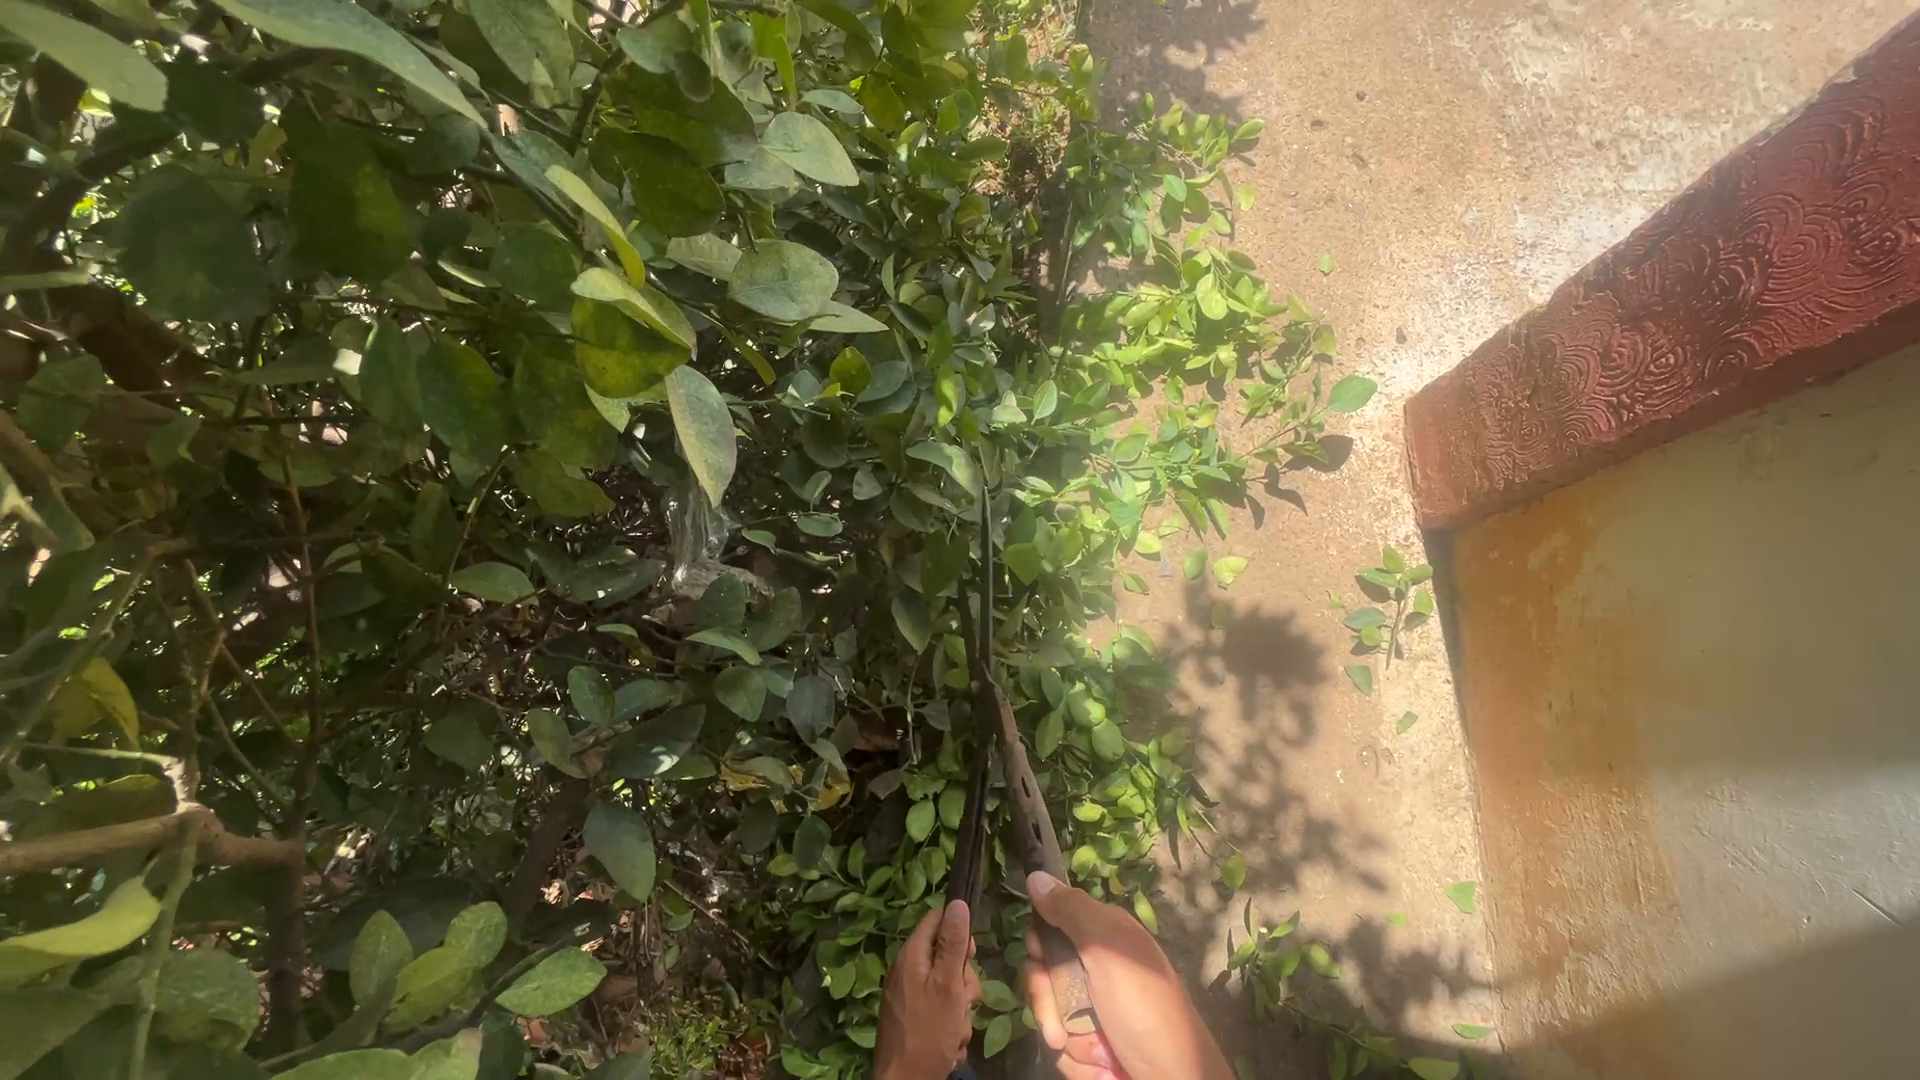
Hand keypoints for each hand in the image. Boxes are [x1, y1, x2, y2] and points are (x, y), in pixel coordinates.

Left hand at [874, 899, 981, 1079]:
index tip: (971, 954)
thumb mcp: (947, 985)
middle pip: (946, 957)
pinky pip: (940, 1010)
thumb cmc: (928, 1032)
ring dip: (959, 1010)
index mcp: (912, 955)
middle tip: (964, 1002)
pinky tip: (949, 1043)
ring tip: (955, 1030)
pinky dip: (949, 1026)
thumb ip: (953, 944)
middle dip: (963, 981)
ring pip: (947, 988)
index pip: (937, 919)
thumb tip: (958, 902)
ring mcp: (909, 995)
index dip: (958, 930)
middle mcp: (907, 970)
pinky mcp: (912, 1018)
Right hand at [1019, 871, 1233, 1079]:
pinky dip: (1081, 1065)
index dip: (1039, 944)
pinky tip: (1103, 1068)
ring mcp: (1093, 1010)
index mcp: (1102, 936)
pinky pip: (1065, 1051)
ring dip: (1069, 1040)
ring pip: (1049, 1015)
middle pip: (1041, 972)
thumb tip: (1035, 874)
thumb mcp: (1109, 950)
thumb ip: (1071, 910)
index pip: (1050, 923)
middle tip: (1060, 1026)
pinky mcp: (1093, 1048)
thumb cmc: (1145, 1009)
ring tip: (1097, 1054)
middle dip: (1046, 1003)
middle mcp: (1095, 968)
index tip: (1042, 959)